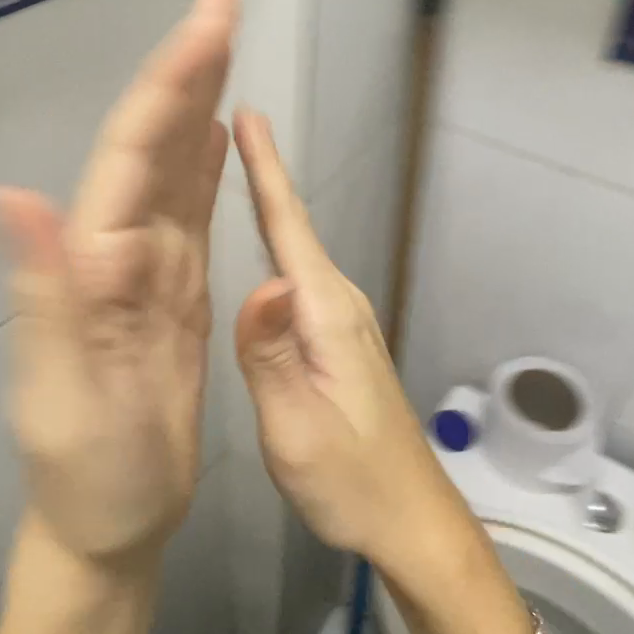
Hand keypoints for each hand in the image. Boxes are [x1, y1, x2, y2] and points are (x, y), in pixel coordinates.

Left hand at [0, 0, 237, 570]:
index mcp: (91, 265)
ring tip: (224, 49)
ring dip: (196, 107)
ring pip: (174, 171)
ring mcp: (147, 272)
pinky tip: (216, 137)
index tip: (211, 22)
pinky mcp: (174, 295)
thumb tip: (10, 192)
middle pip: (152, 147)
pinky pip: (191, 215)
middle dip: (186, 73)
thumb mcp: (62, 394)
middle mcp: (115, 253)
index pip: (131, 157)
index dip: (169, 85)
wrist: (111, 523)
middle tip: (224, 8)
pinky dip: (204, 168)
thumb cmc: (88, 474)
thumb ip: (42, 294)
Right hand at [229, 109, 476, 576]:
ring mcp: (345, 324)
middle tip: (222, 129)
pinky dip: (276, 247)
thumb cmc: (350, 480)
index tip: (246, 115)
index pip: (290, 228)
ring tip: (230, 169)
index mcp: (327, 315)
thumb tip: (260, 279)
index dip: (265, 170)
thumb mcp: (296, 426)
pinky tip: (259, 247)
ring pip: (298, 251)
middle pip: (294, 229)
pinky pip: (300, 281)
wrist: (410, 518)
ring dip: (268, 206)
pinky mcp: (341, 343)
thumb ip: (272, 354)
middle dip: (261, 174)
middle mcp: (340, 305)